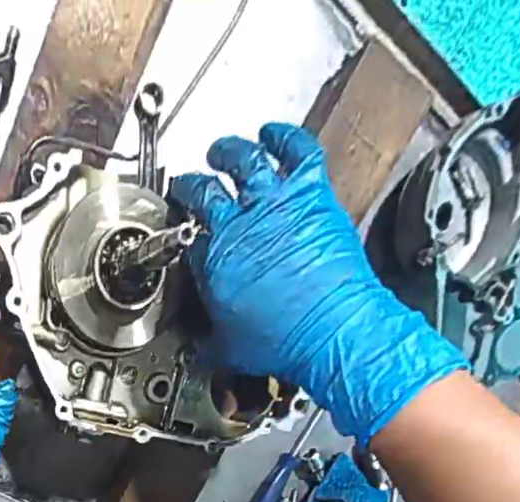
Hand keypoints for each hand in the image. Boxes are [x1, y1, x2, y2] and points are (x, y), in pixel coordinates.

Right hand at [169, 123, 463, 439]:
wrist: (332, 332)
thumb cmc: (285, 342)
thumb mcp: (231, 350)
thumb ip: (212, 344)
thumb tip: (203, 352)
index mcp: (214, 262)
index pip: (190, 239)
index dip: (187, 235)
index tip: (190, 235)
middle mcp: (237, 226)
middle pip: (204, 192)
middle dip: (192, 186)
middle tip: (191, 185)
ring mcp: (273, 204)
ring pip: (242, 160)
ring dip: (229, 151)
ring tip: (223, 150)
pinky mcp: (310, 193)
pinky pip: (295, 150)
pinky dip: (284, 137)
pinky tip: (274, 133)